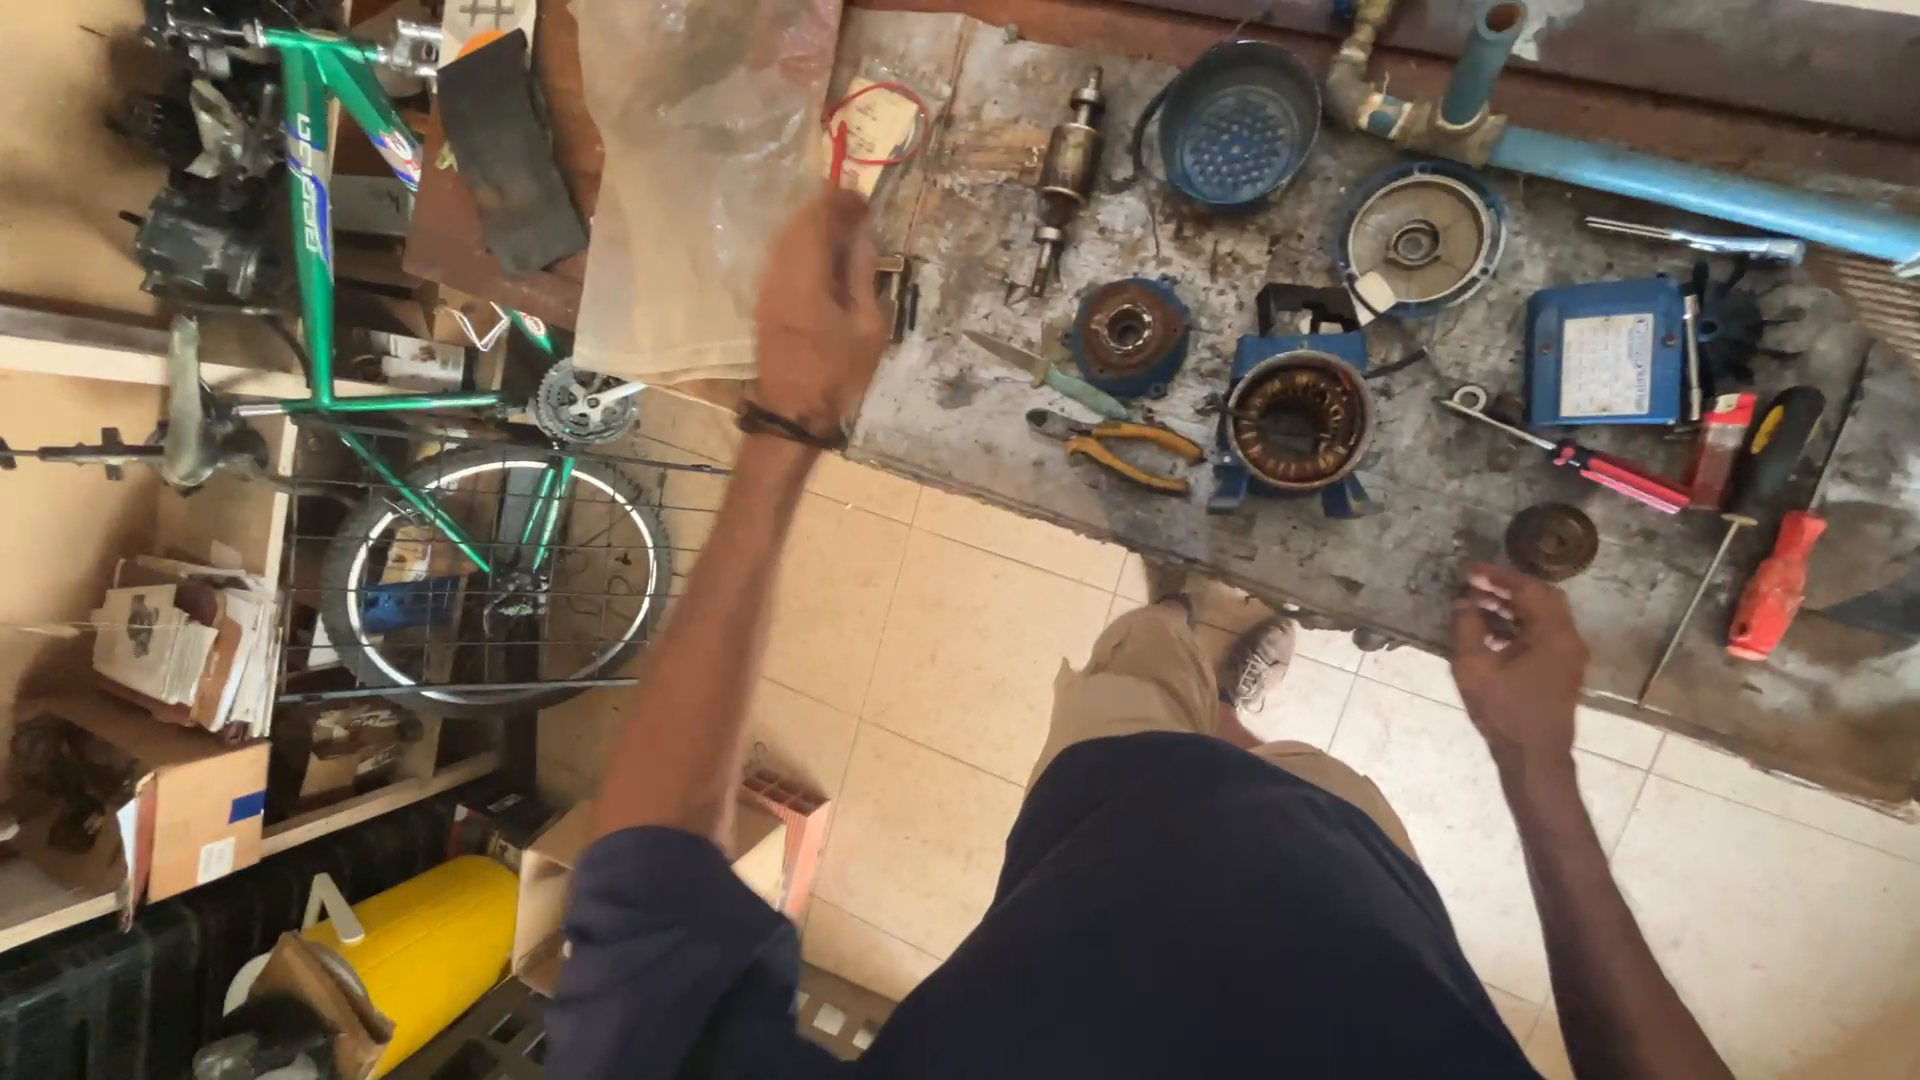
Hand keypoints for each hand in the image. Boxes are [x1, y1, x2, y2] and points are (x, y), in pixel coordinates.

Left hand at [750, 185, 885, 438]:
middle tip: (859, 214)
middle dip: (827, 210)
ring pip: (787, 237)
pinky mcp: (765, 299)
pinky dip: (804, 247)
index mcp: (805, 276)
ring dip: (814, 227)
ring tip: (845, 234)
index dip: (842, 201)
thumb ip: (863, 276)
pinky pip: (783, 257)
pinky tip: (826, 260)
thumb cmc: (838, 374)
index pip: (818, 217)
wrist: (793, 412)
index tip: (866, 202)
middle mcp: (778, 272)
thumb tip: (862, 237)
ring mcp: (767, 286)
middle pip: (798, 221)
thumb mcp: (867, 328)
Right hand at [1449, 562, 1588, 773]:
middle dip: (1504, 587)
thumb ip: (1466, 628)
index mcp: (1553, 634)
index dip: (1495, 576)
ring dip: (1507, 606)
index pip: (1527, 590)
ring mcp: (1566, 655)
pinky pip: (1537, 633)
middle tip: (1471, 582)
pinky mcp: (1558, 668)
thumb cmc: (1503, 708)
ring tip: (1472, 602)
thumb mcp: (1473, 666)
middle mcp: (1568, 638)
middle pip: (1540, 598)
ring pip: (1539, 616)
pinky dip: (1513, 624)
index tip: (1466, 569)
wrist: (1533, 753)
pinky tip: (1484, 629)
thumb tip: (1463, 602)